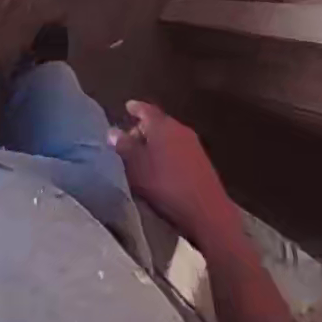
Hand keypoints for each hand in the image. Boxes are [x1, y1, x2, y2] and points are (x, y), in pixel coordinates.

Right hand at [108, 100, 227, 220]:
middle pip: (158, 122)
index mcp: (162, 125)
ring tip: (144, 157)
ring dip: (156, 143)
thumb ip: (123, 146)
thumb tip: (113, 131)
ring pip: (169, 137)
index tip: (127, 107)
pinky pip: (179, 150)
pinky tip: (162, 168)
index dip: (135, 108)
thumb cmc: (165, 184)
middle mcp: (180, 129)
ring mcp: (194, 146)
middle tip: (129, 140)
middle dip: (143, 128)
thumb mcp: (136, 166)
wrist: (208, 214)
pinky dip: (168, 153)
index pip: (145, 109)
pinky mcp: (203, 163)